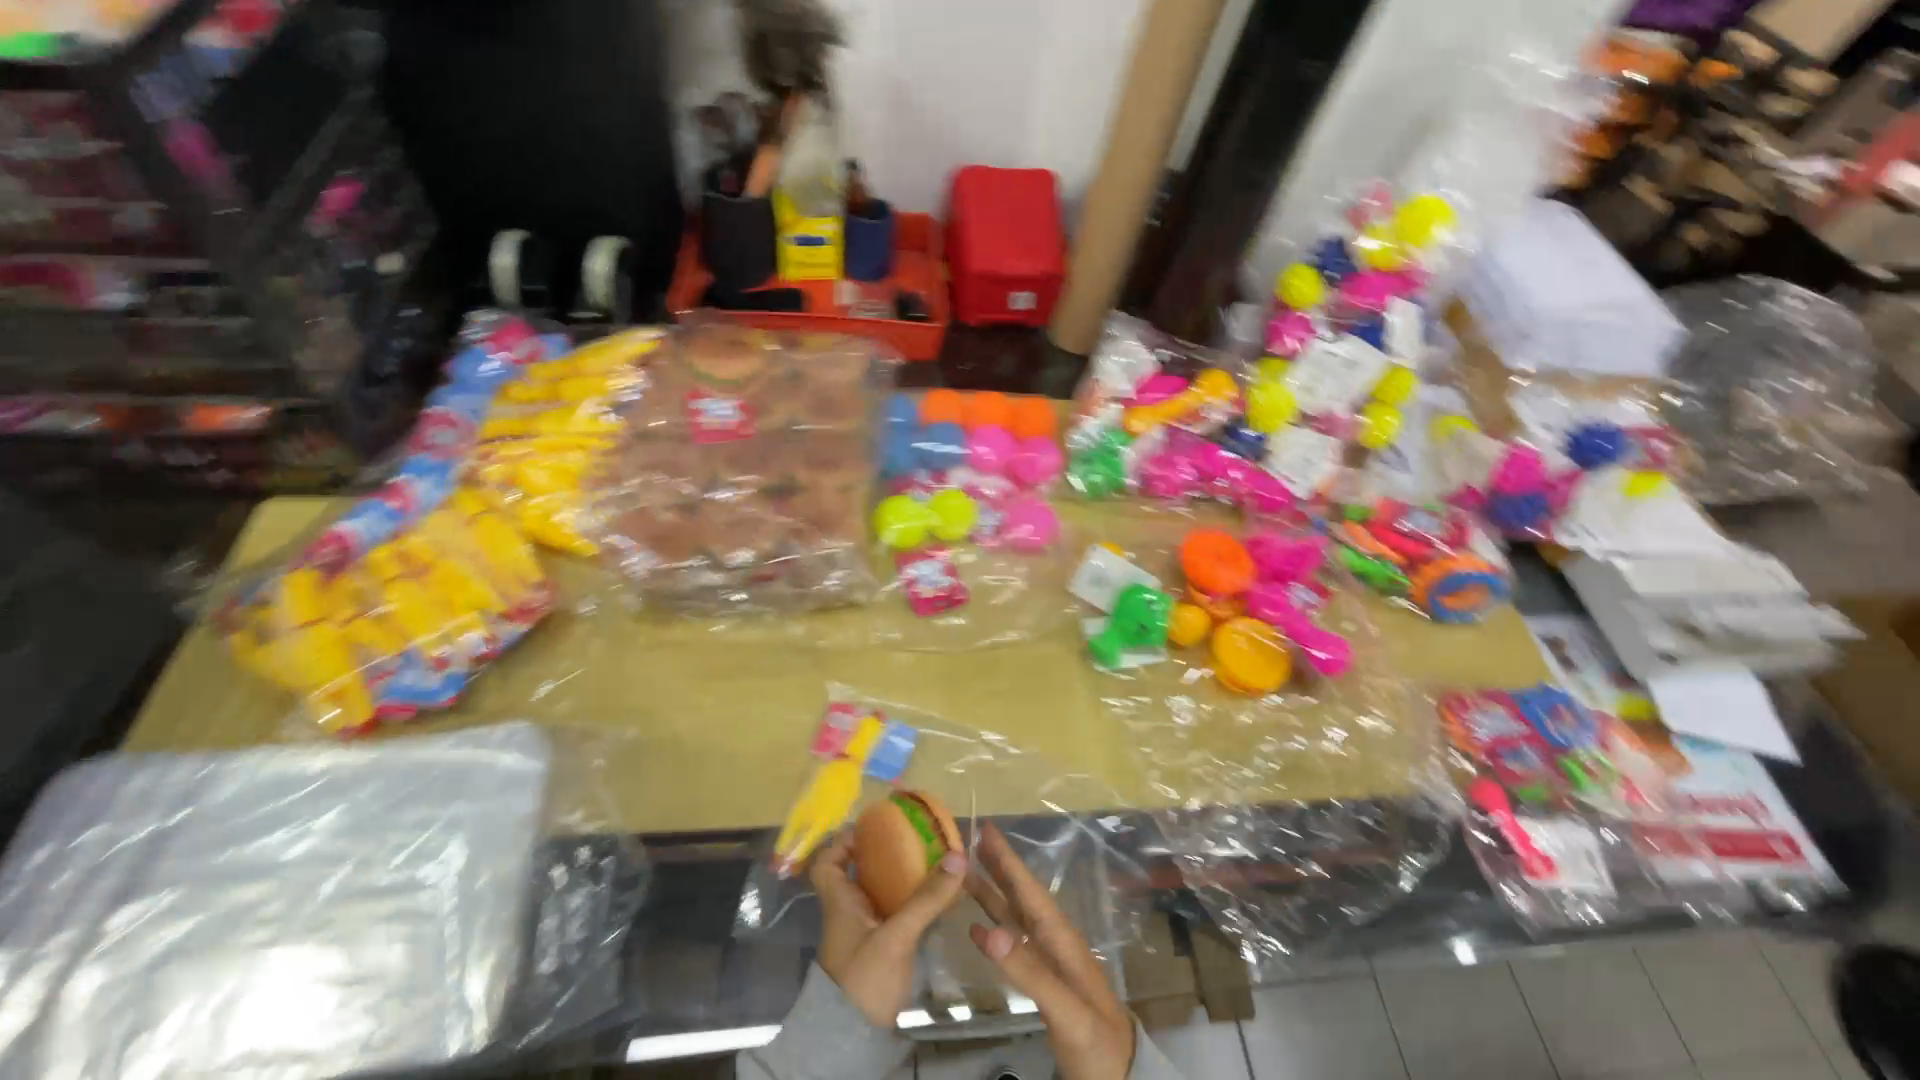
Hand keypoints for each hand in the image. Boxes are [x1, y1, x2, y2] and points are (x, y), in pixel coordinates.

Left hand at [811, 834, 968, 1028]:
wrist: (858, 1038)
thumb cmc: (865, 979)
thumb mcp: (896, 936)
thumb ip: (926, 898)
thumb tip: (957, 855)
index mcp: (840, 902)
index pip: (828, 863)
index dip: (842, 842)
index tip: (872, 828)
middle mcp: (851, 912)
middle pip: (860, 873)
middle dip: (886, 854)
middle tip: (916, 839)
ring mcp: (867, 932)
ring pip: (882, 894)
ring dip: (904, 878)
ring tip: (934, 861)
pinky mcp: (884, 950)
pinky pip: (898, 914)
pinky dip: (915, 902)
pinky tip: (940, 897)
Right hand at [966, 824, 1135, 1079]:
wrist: (1121, 1078)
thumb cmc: (1098, 1043)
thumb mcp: (1066, 1010)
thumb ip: (1030, 971)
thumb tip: (989, 929)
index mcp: (1063, 943)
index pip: (1031, 893)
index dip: (1009, 862)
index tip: (987, 830)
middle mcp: (1056, 945)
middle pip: (1023, 898)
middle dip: (1000, 868)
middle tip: (972, 839)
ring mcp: (1051, 965)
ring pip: (1017, 919)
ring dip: (994, 895)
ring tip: (966, 875)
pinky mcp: (1045, 985)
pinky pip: (1014, 947)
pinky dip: (994, 932)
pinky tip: (977, 929)